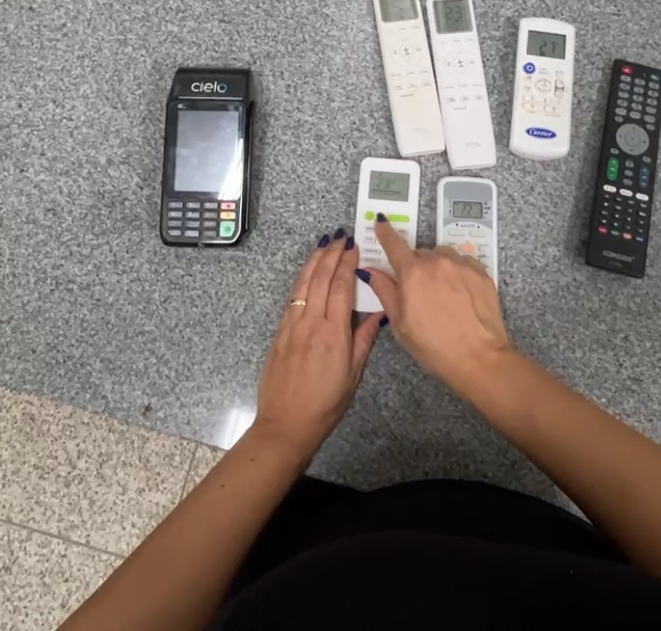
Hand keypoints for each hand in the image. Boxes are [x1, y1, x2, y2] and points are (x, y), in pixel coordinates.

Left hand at [251, 229, 385, 456]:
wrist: (286, 423)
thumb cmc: (326, 404)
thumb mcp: (354, 374)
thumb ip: (365, 339)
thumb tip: (381, 313)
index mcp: (333, 333)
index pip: (341, 287)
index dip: (347, 263)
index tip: (353, 246)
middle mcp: (311, 323)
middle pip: (320, 279)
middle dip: (331, 254)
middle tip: (340, 236)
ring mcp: (292, 326)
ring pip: (303, 284)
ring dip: (313, 261)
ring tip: (323, 244)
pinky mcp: (280, 332)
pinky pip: (292, 298)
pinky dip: (301, 279)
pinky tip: (307, 272)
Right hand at [361, 217, 516, 398]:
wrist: (479, 357)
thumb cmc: (435, 346)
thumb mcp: (400, 323)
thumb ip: (385, 291)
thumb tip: (371, 271)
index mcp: (412, 274)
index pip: (394, 244)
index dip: (385, 232)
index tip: (381, 222)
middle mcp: (437, 262)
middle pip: (420, 253)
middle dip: (415, 266)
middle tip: (418, 291)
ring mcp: (462, 265)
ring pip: (443, 255)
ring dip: (438, 267)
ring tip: (441, 293)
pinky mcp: (481, 273)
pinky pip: (463, 262)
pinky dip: (457, 271)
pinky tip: (459, 293)